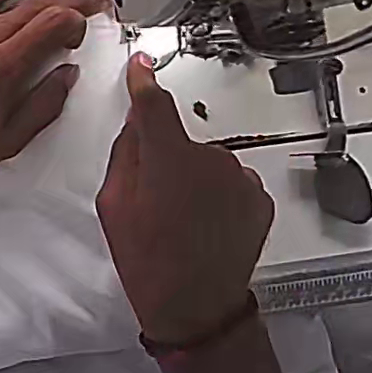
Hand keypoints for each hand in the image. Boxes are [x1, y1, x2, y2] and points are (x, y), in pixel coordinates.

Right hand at [96, 54, 274, 344]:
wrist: (195, 306)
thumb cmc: (149, 261)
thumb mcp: (113, 205)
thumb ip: (125, 156)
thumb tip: (136, 129)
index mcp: (167, 155)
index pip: (153, 102)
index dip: (143, 80)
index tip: (141, 66)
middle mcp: (209, 157)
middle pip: (180, 138)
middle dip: (165, 156)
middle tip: (153, 198)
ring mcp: (238, 177)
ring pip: (206, 161)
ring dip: (193, 178)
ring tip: (180, 219)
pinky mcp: (258, 196)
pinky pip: (230, 181)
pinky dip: (217, 194)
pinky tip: (205, 224)